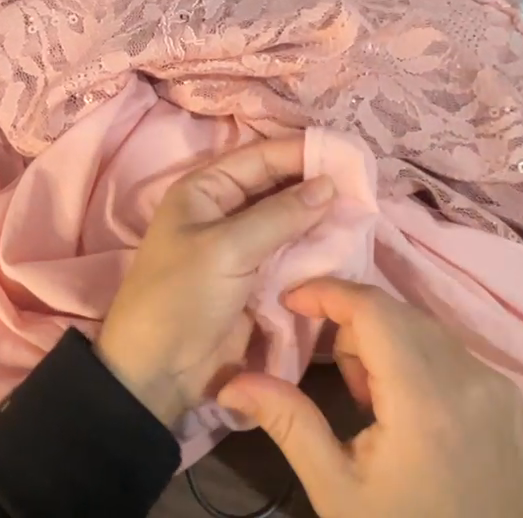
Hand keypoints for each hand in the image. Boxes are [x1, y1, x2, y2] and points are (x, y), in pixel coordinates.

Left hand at [96, 137, 335, 425]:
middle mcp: (223, 209)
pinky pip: (291, 252)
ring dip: (319, 216)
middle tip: (364, 182)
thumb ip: (280, 215)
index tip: (347, 152)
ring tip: (363, 208)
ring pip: (287, 219)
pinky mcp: (256, 277)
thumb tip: (329, 183)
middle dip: (314, 183)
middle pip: (276, 185)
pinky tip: (346, 241)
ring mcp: (241, 244)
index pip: (259, 158)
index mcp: (205, 189)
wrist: (158, 371)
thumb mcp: (228, 248)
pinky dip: (315, 247)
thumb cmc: (183, 295)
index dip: (301, 152)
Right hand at [217, 278, 522, 517]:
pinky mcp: (508, 398)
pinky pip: (448, 347)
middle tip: (330, 371)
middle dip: (351, 324)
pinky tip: (403, 405)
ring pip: (421, 324)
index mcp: (424, 399)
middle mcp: (468, 377)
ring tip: (367, 398)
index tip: (288, 300)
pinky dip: (414, 353)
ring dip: (383, 338)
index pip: (372, 308)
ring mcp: (495, 386)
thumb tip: (230, 382)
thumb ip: (287, 422)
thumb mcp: (336, 490)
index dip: (326, 292)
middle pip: (394, 311)